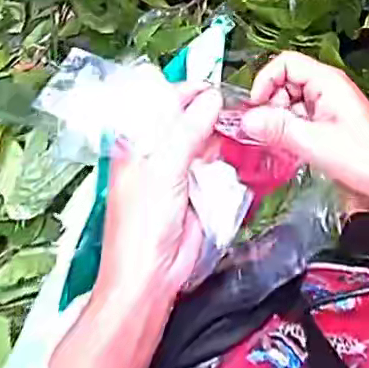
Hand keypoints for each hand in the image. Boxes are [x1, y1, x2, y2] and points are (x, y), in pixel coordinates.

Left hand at [96, 83, 223, 303]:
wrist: (150, 281)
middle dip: (205, 111)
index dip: (184, 91)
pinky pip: (211, 164)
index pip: (159, 101)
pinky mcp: (192, 189)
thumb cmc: (139, 231)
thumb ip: (189, 131)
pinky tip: (232, 151)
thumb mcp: (165, 169)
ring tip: (234, 125)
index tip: (209, 86)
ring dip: (216, 134)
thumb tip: (210, 100)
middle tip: (228, 105)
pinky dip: (222, 157)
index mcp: (134, 141)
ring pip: (200, 140)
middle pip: (183, 118)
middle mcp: (152, 152)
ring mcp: (173, 170)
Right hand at [239, 52, 368, 212]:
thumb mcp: (313, 143)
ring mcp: (332, 103)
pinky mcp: (334, 121)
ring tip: (284, 143)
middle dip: (272, 103)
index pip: (285, 62)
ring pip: (293, 100)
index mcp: (327, 80)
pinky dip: (294, 129)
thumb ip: (277, 128)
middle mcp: (329, 86)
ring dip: (283, 119)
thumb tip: (246, 119)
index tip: (256, 107)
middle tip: (268, 129)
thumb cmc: (365, 160)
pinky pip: (303, 116)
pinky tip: (295, 149)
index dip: (266, 80)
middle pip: (286, 80)